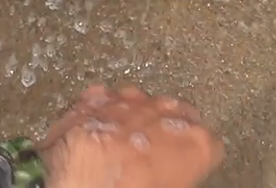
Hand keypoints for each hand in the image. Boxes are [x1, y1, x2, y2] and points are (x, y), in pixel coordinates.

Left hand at [41, 85, 222, 187]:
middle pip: (180, 118)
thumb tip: (168, 173)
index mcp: (193, 141)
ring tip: (126, 152)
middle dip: (172, 135)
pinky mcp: (96, 96)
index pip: (211, 146)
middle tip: (157, 164)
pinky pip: (109, 103)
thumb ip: (177, 176)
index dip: (198, 162)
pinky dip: (109, 116)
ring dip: (142, 122)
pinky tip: (99, 137)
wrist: (64, 187)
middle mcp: (166, 110)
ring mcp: (129, 98)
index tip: (187, 173)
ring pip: (145, 105)